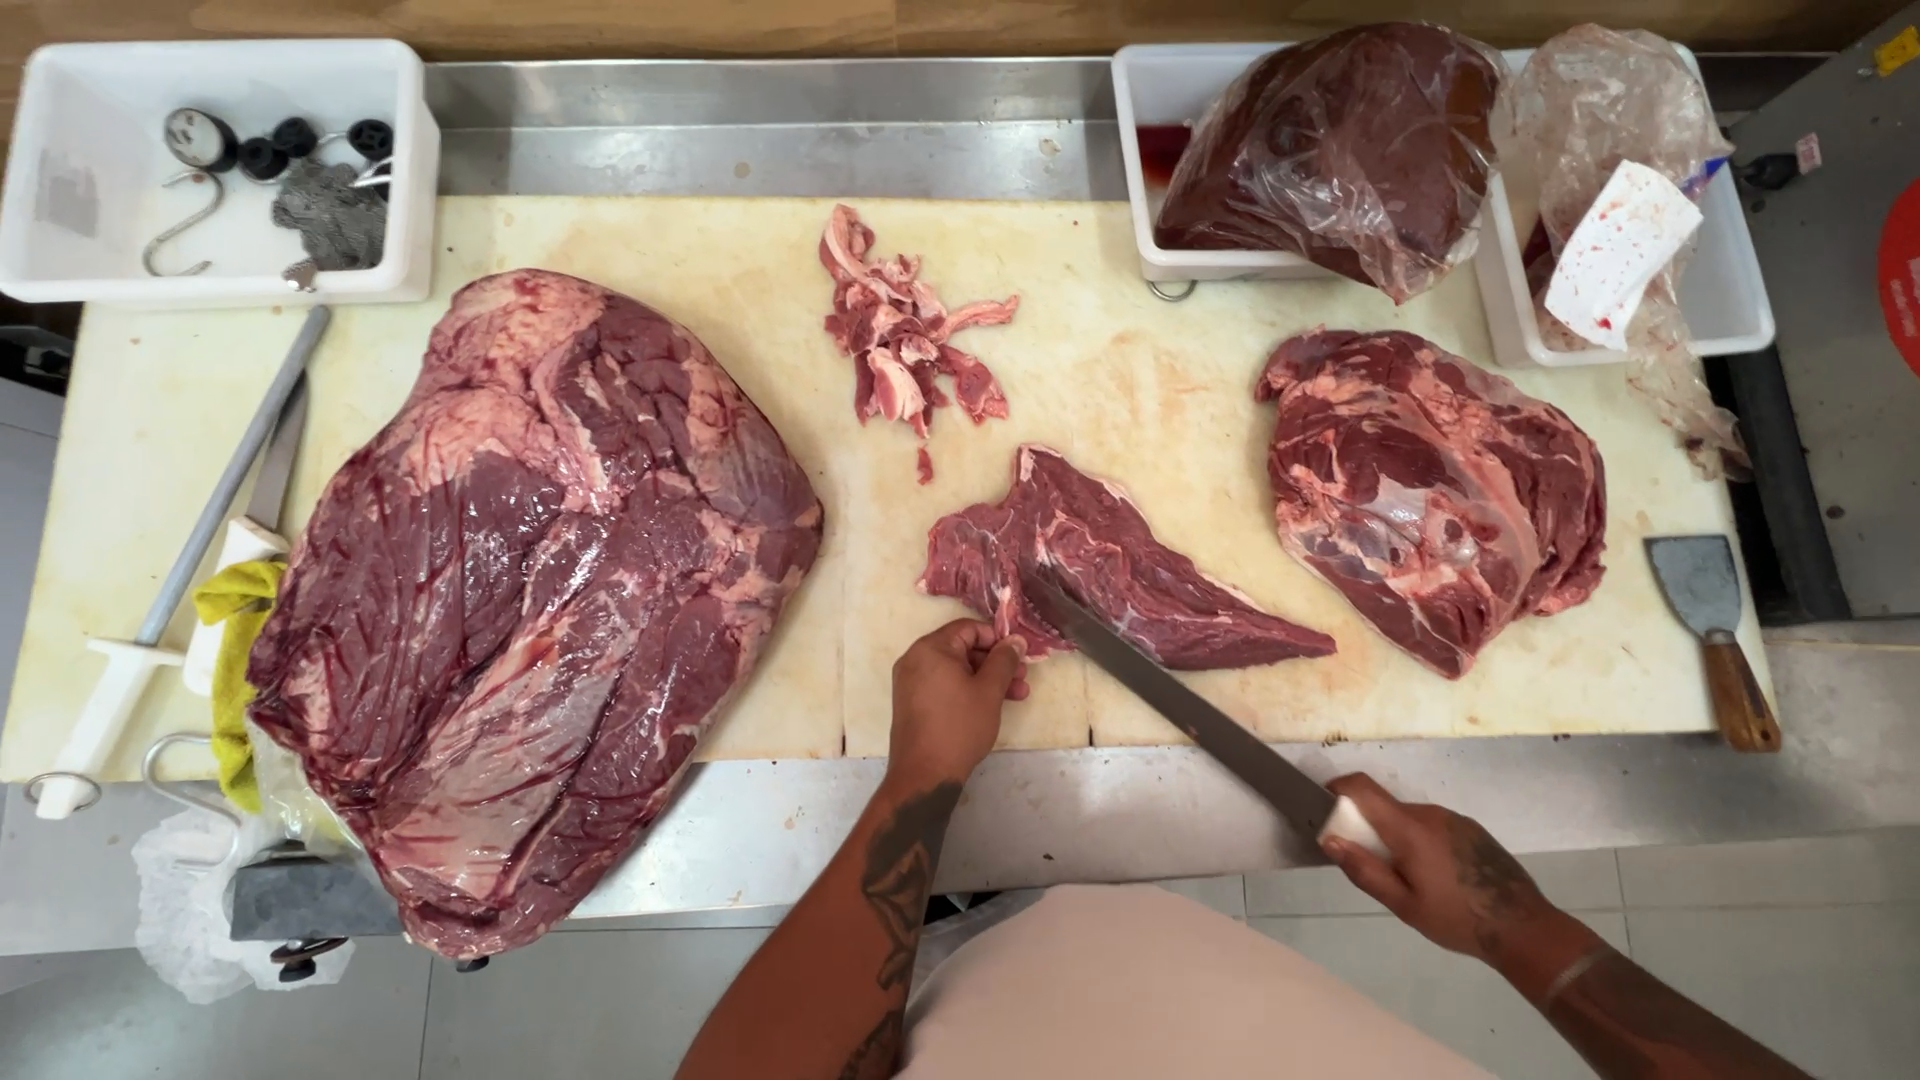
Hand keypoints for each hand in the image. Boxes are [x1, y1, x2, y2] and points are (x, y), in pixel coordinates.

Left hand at [887, 619, 1028, 788]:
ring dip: (986, 678)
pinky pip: (944, 684)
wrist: (924, 774)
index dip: (997, 639)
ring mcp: (911, 681)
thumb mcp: (988, 691)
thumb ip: (1004, 660)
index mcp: (930, 648)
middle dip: (995, 662)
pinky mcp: (913, 702)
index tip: (1020, 654)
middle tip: (1023, 676)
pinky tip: (992, 704)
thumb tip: (1016, 639)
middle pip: (962, 648)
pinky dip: (968, 689)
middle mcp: (915, 659)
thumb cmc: (959, 727)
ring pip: (956, 669)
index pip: (969, 628)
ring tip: (1018, 694)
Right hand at [1320, 773, 1561, 965]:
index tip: (1326, 806)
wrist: (1527, 930)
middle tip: (1374, 864)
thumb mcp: (1403, 904)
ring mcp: (1454, 819)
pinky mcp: (1472, 830)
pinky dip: (1423, 841)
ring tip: (1412, 876)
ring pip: (1410, 818)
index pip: (1363, 788)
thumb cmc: (1457, 920)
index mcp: (1409, 828)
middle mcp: (1430, 813)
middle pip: (1385, 807)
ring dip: (1399, 836)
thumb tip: (1329, 840)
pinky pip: (1433, 826)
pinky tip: (1439, 875)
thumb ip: (1363, 870)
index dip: (1338, 788)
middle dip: (1370, 827)